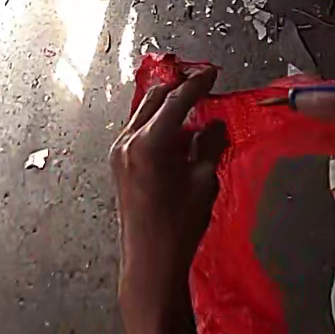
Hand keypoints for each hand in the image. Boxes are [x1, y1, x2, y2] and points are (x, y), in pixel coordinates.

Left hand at [111, 67, 227, 315]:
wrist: (150, 260)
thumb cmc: (179, 226)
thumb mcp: (203, 181)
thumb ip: (210, 144)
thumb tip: (216, 123)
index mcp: (149, 143)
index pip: (176, 101)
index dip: (197, 83)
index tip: (212, 73)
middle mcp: (128, 141)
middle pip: (155, 98)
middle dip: (180, 89)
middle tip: (203, 86)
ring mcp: (119, 151)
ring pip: (145, 111)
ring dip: (169, 106)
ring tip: (195, 112)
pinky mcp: (118, 161)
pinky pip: (139, 128)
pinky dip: (158, 123)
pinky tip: (178, 134)